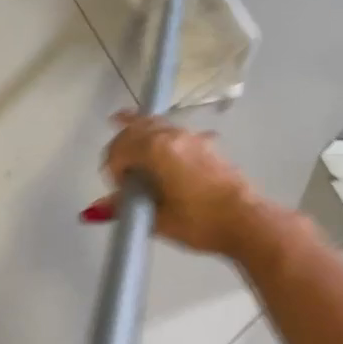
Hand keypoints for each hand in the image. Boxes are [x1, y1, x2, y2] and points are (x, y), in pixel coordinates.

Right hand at [81, 110, 274, 257]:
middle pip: (134, 129)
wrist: (249, 223)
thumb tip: (93, 210)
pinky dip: (159, 129)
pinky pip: (173, 130)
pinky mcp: (206, 144)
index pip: (119, 150)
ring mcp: (190, 137)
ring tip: (121, 120)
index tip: (117, 188)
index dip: (112, 168)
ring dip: (137, 127)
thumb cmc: (201, 222)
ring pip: (155, 123)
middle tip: (118, 167)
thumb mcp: (159, 219)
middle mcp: (171, 136)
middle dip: (121, 144)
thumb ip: (124, 208)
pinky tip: (159, 133)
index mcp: (155, 150)